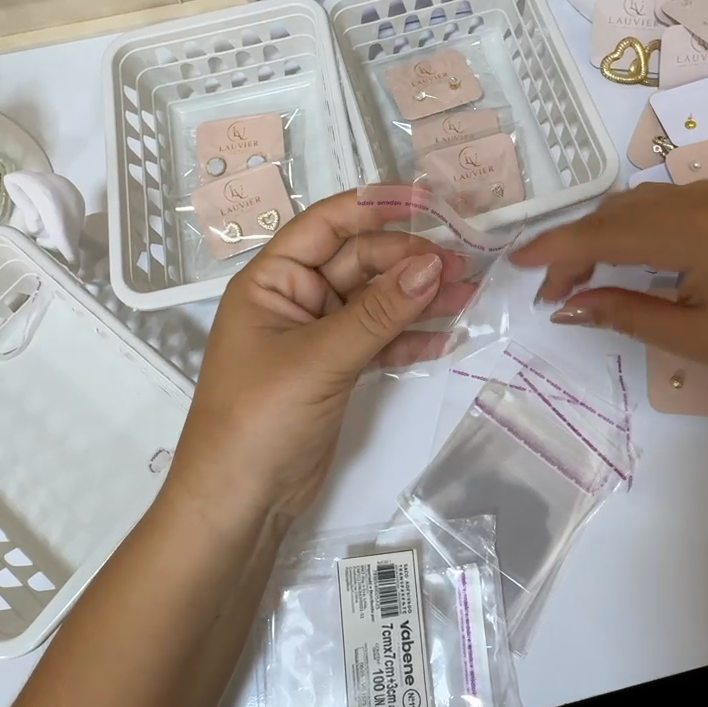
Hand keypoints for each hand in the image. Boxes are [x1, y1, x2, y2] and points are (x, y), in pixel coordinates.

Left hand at [165, 191, 475, 524]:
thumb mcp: (320, 359)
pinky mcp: (338, 368)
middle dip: (409, 262)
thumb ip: (379, 313)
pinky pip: (380, 340)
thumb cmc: (259, 418)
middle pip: (361, 262)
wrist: (239, 503)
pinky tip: (447, 337)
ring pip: (376, 302)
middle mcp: (296, 298)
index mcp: (273, 279)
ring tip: (469, 294)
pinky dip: (410, 339)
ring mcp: (319, 334)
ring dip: (419, 299)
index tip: (429, 203)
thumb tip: (434, 265)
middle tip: (462, 266)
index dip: (376, 207)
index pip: (328, 224)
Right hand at [512, 181, 707, 373]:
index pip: (598, 235)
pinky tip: (623, 256)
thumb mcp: (698, 336)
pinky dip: (624, 227)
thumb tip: (569, 307)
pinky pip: (653, 204)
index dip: (551, 249)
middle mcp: (690, 200)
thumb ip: (627, 315)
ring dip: (597, 236)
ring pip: (629, 205)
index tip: (516, 267)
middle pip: (608, 215)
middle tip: (554, 293)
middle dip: (571, 249)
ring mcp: (707, 194)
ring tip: (582, 280)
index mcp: (685, 232)